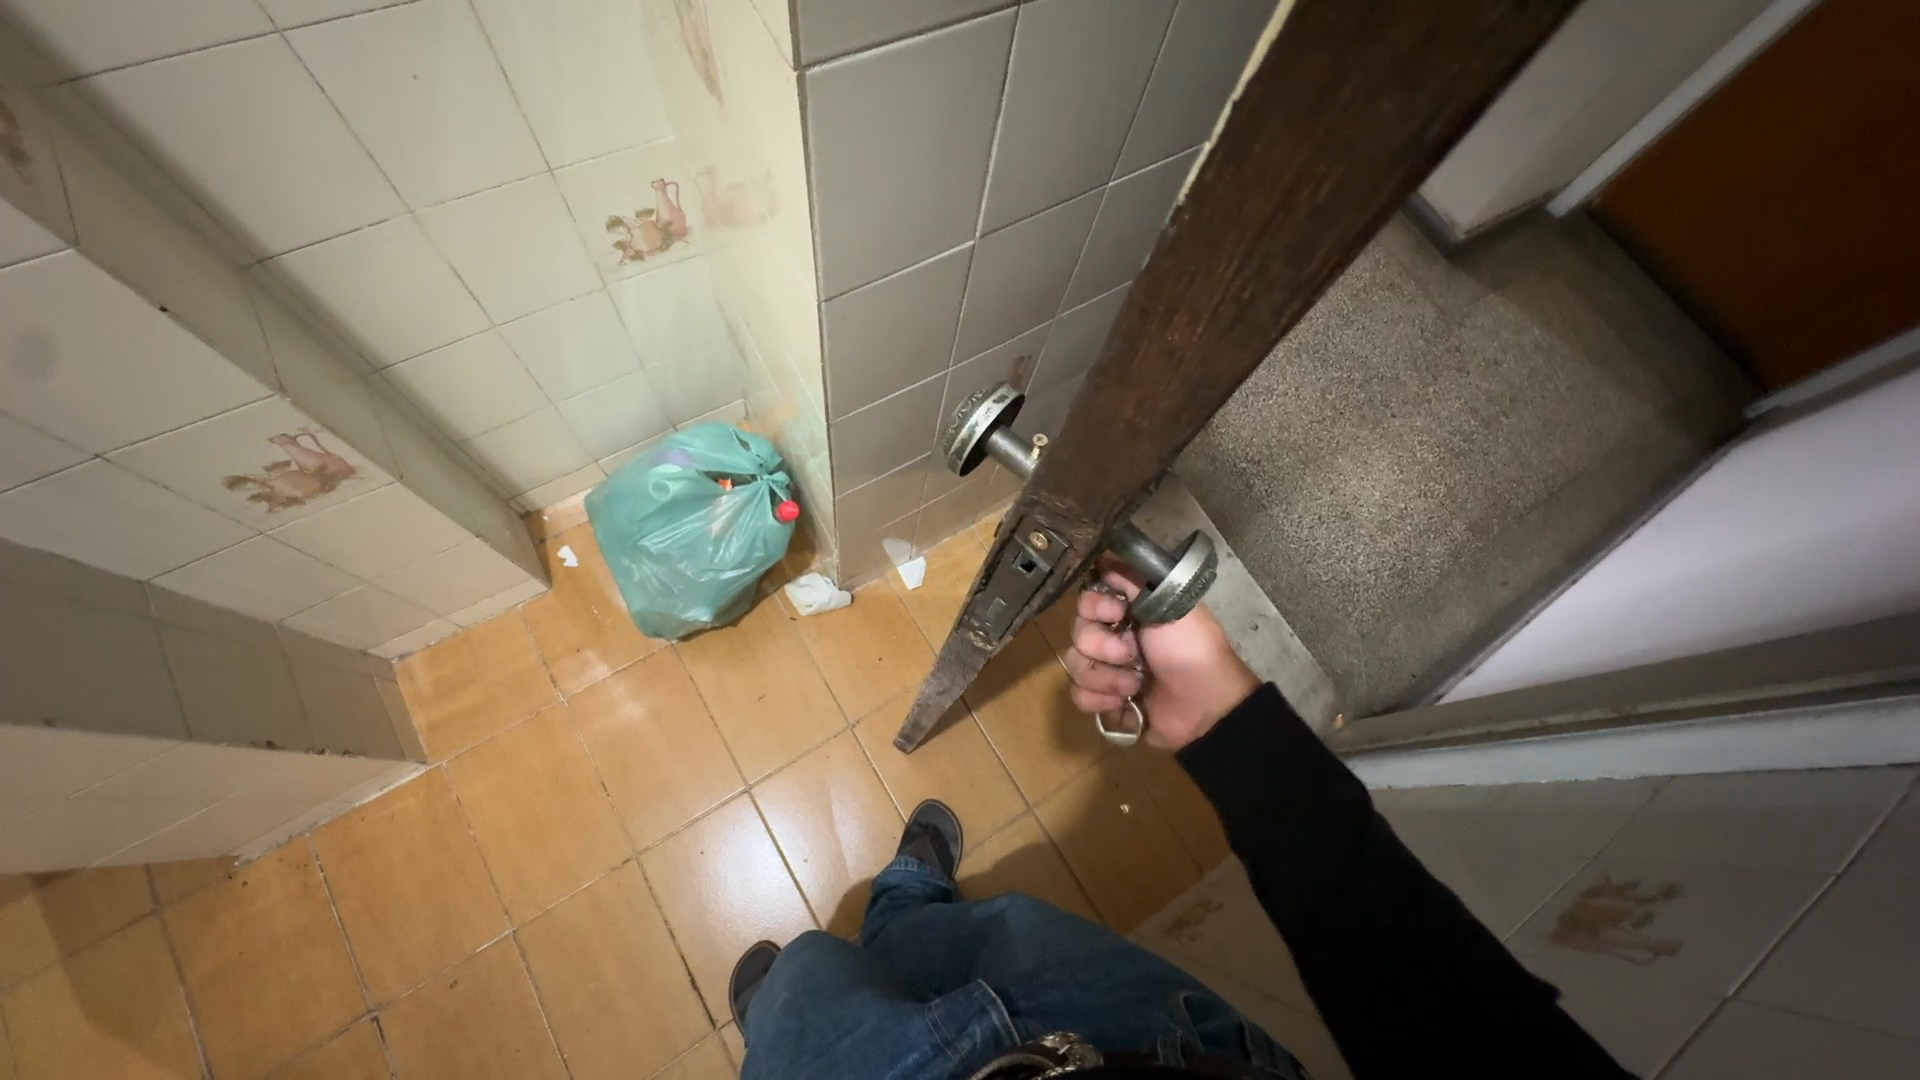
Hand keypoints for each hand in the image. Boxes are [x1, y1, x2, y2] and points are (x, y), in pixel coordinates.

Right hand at [1064, 558, 1259, 750]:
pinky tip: (1124, 703)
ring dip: (1105, 678)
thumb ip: (1136, 579)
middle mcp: (1114, 636)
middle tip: (1130, 654)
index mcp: (1129, 612)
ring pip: (1076, 666)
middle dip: (1102, 647)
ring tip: (1134, 686)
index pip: (1087, 599)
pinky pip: (1080, 696)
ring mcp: (1108, 670)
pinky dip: (1101, 701)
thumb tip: (1105, 558)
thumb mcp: (1170, 604)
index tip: (1117, 613)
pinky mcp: (1106, 701)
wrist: (1205, 705)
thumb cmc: (1191, 649)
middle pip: (1077, 633)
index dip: (1094, 607)